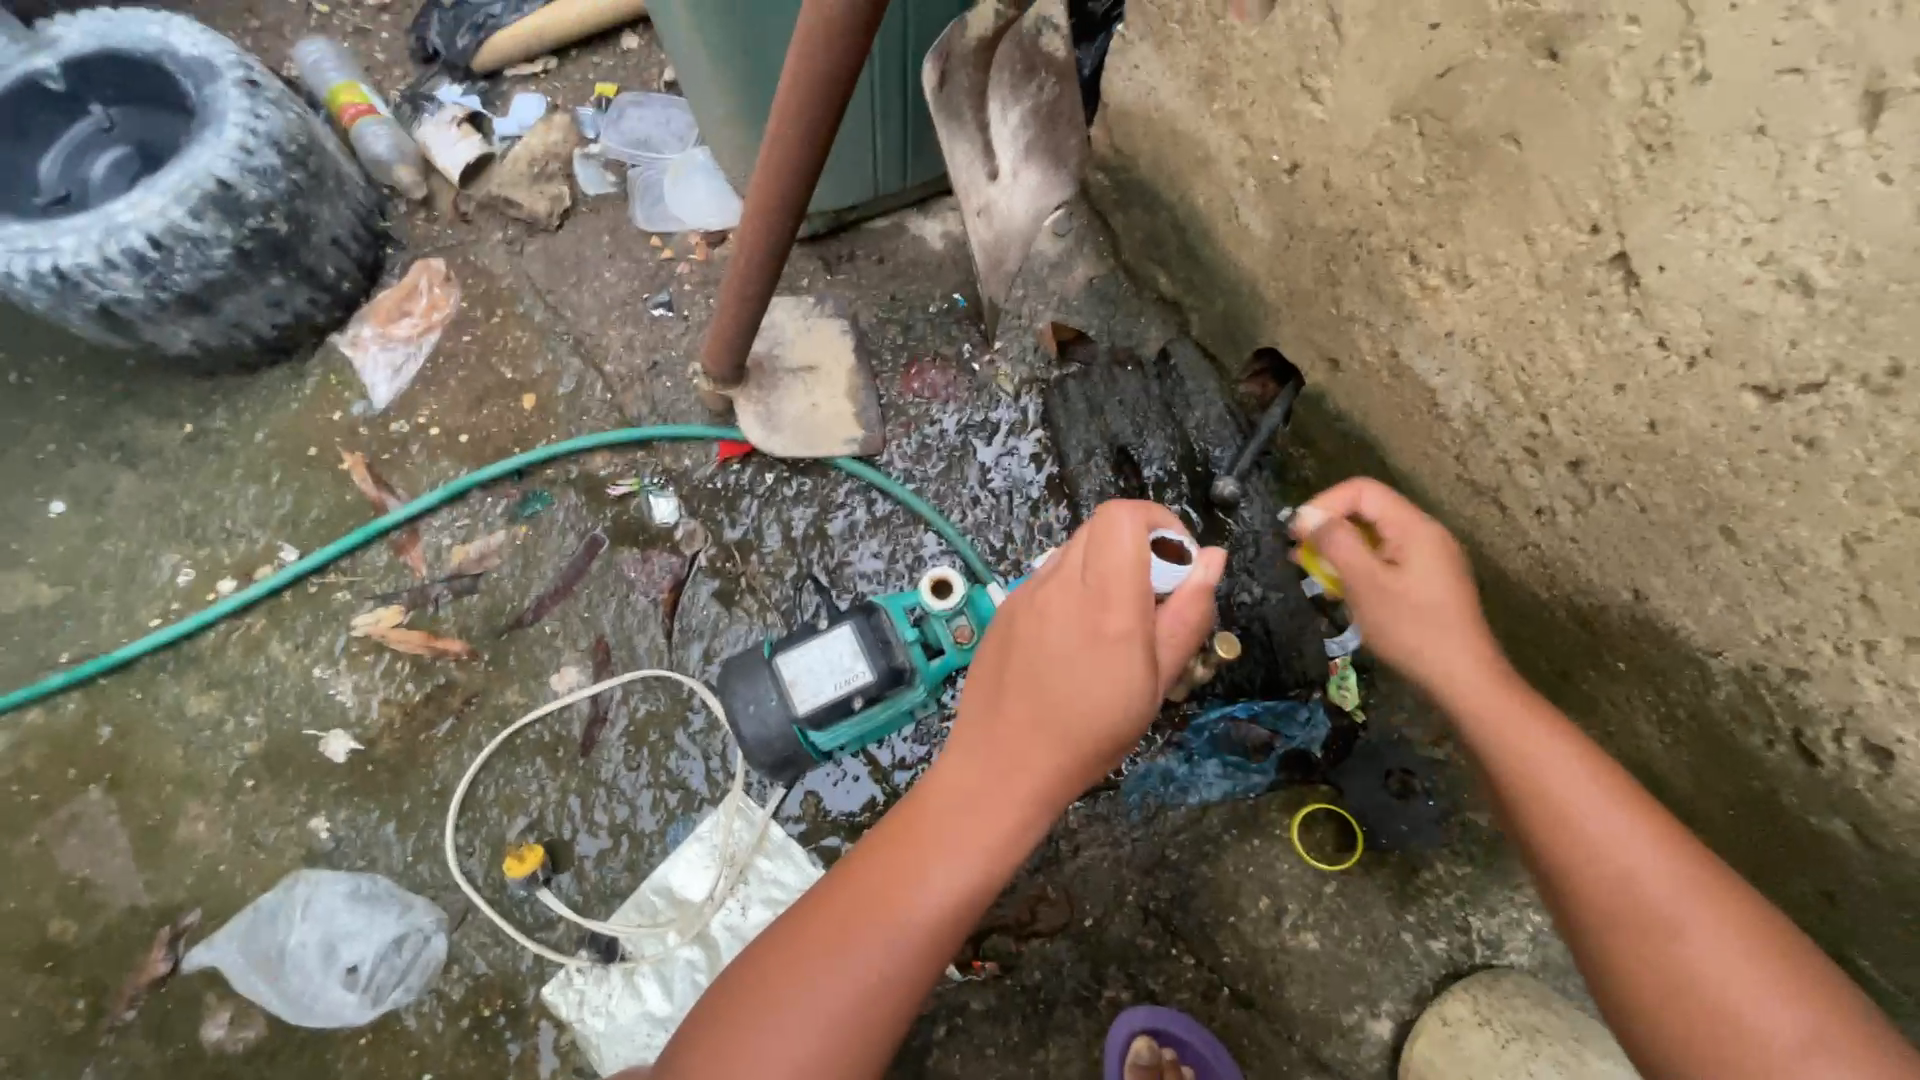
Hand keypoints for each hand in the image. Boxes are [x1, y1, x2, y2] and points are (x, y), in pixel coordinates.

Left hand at [946, 501, 1225, 807]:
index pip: (1124, 515)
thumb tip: (1212, 558)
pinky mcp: (1005, 607)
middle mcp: (1061, 584)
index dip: (1158, 523)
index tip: (1176, 565)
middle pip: (1100, 525)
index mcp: (1107, 602)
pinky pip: (1047, 577)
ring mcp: (1026, 593)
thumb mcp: (1156, 683)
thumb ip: (1187, 615)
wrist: (1002, 763)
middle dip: (1136, 546)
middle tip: (1150, 598)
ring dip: (1103, 566)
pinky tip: (1073, 638)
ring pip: (1073, 549)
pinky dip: (1072, 587)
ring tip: (1111, 623)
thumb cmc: (1090, 734)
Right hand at [1291, 478, 1507, 698]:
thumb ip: (1335, 543)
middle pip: (1368, 511)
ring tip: (1316, 575)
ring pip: (1375, 536)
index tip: (1296, 535)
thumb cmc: (1411, 629)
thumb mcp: (1364, 584)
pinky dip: (1359, 566)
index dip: (1323, 504)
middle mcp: (1425, 533)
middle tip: (1300, 556)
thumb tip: (1308, 517)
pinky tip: (1345, 590)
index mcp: (1414, 527)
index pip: (1361, 491)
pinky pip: (1386, 558)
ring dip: (1341, 549)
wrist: (1463, 679)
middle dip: (1329, 528)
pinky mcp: (1428, 579)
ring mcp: (1430, 557)